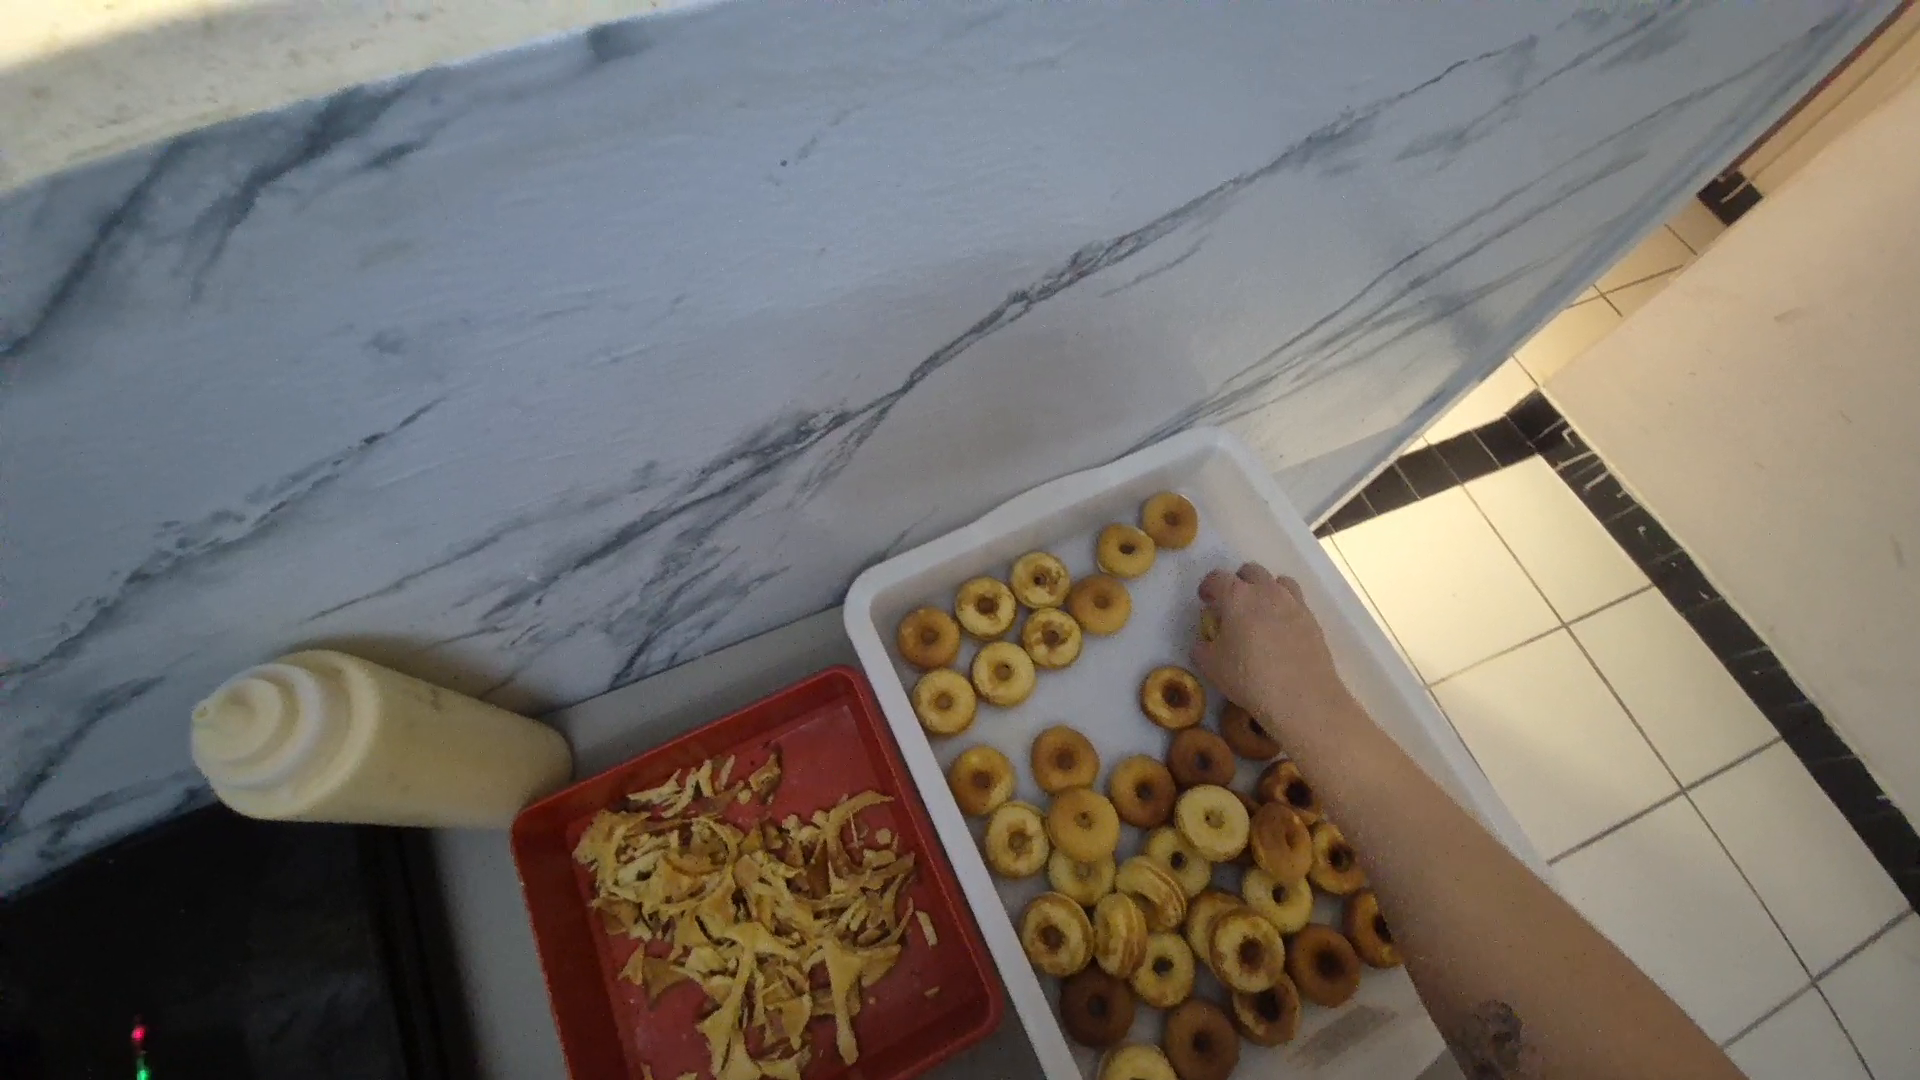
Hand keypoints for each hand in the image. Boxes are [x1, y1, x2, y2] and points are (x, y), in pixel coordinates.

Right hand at [1189, 562, 1355, 739]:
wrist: (1302, 698)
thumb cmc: (1249, 678)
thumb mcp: (1210, 666)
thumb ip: (1202, 647)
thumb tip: (1206, 641)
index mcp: (1237, 597)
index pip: (1217, 578)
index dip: (1208, 587)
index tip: (1205, 600)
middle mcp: (1267, 592)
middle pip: (1251, 571)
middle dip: (1238, 581)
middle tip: (1231, 603)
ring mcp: (1293, 604)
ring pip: (1278, 581)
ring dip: (1266, 589)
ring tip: (1260, 611)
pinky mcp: (1312, 620)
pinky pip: (1296, 602)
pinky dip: (1285, 607)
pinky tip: (1280, 630)